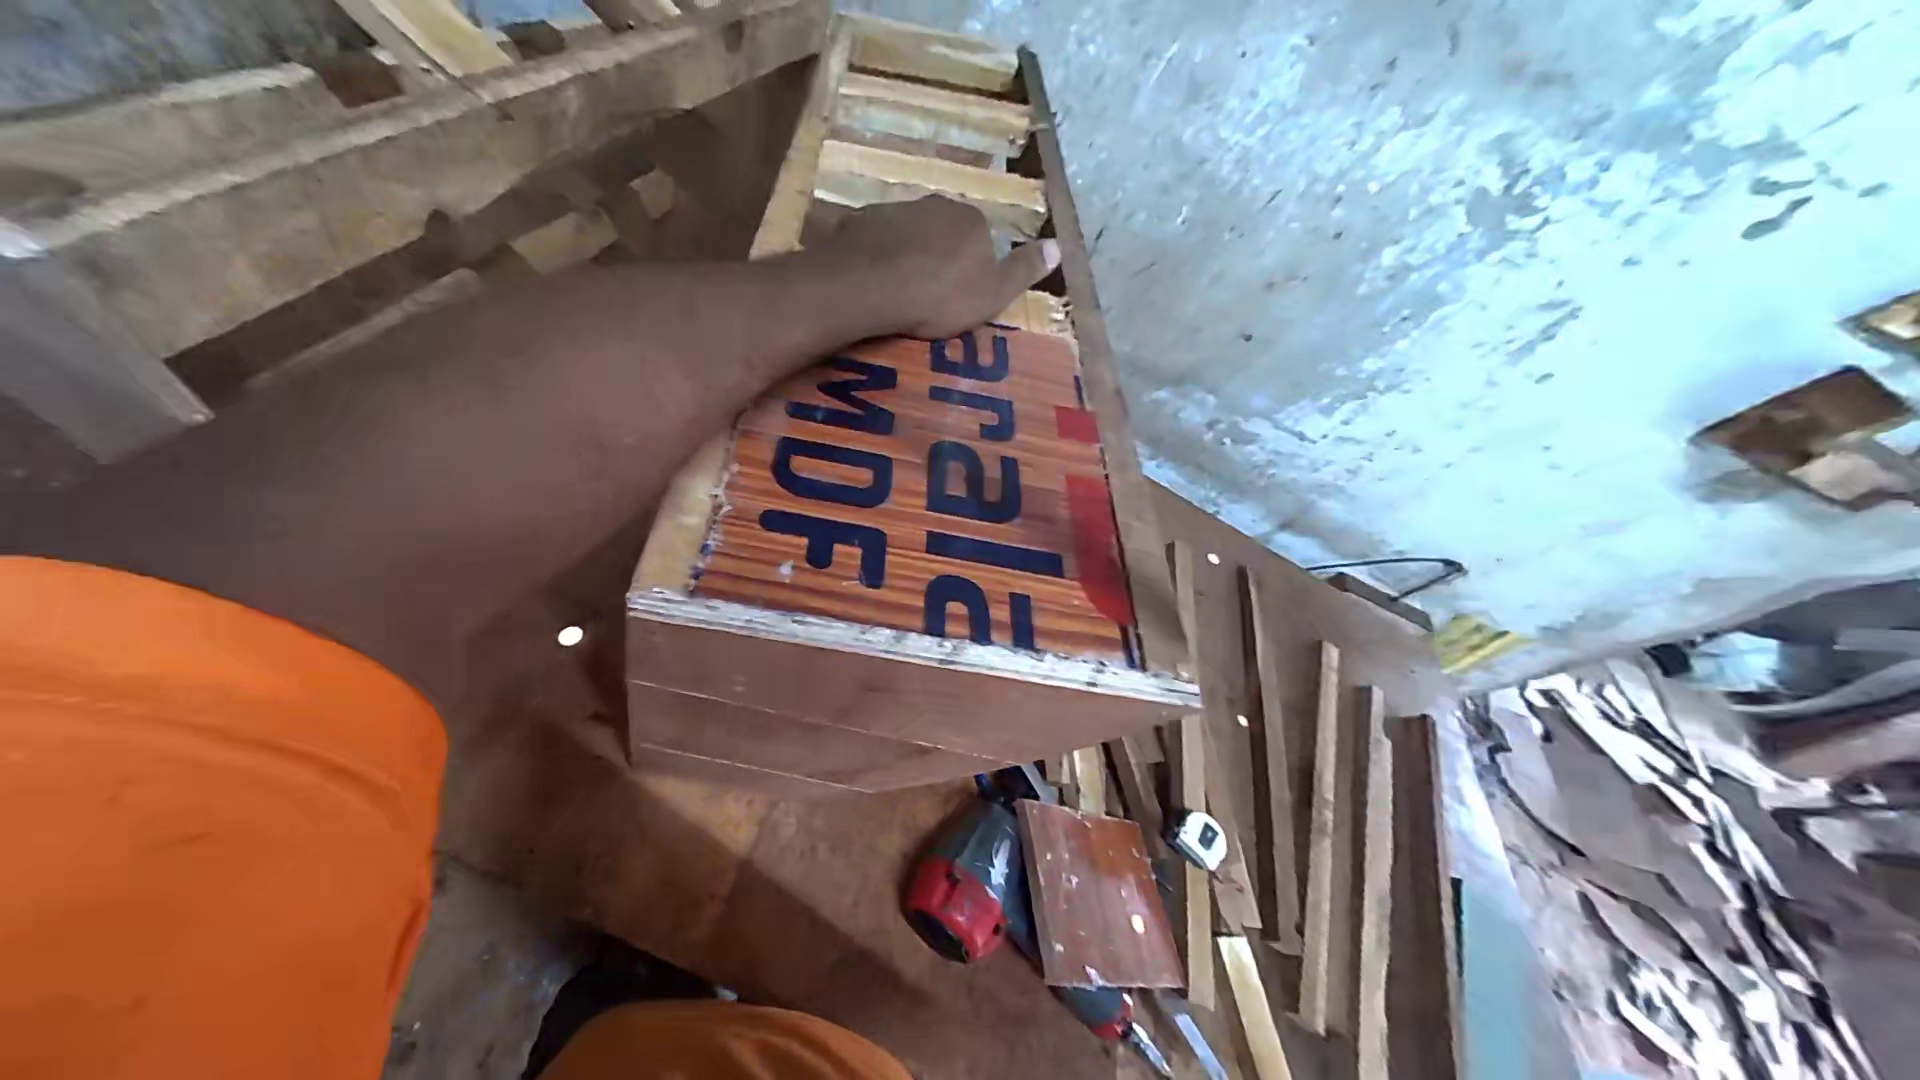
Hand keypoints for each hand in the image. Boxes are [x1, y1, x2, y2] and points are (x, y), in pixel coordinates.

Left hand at [816, 196, 1060, 338]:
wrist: (871, 284)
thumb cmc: (940, 296)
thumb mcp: (993, 293)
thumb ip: (1024, 270)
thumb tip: (1058, 246)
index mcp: (974, 220)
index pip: (983, 240)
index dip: (975, 270)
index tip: (962, 298)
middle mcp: (938, 204)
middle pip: (946, 233)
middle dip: (942, 258)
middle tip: (931, 296)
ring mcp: (898, 209)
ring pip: (912, 234)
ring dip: (911, 256)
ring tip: (902, 291)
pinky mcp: (864, 220)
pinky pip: (880, 241)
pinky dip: (881, 256)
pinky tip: (875, 281)